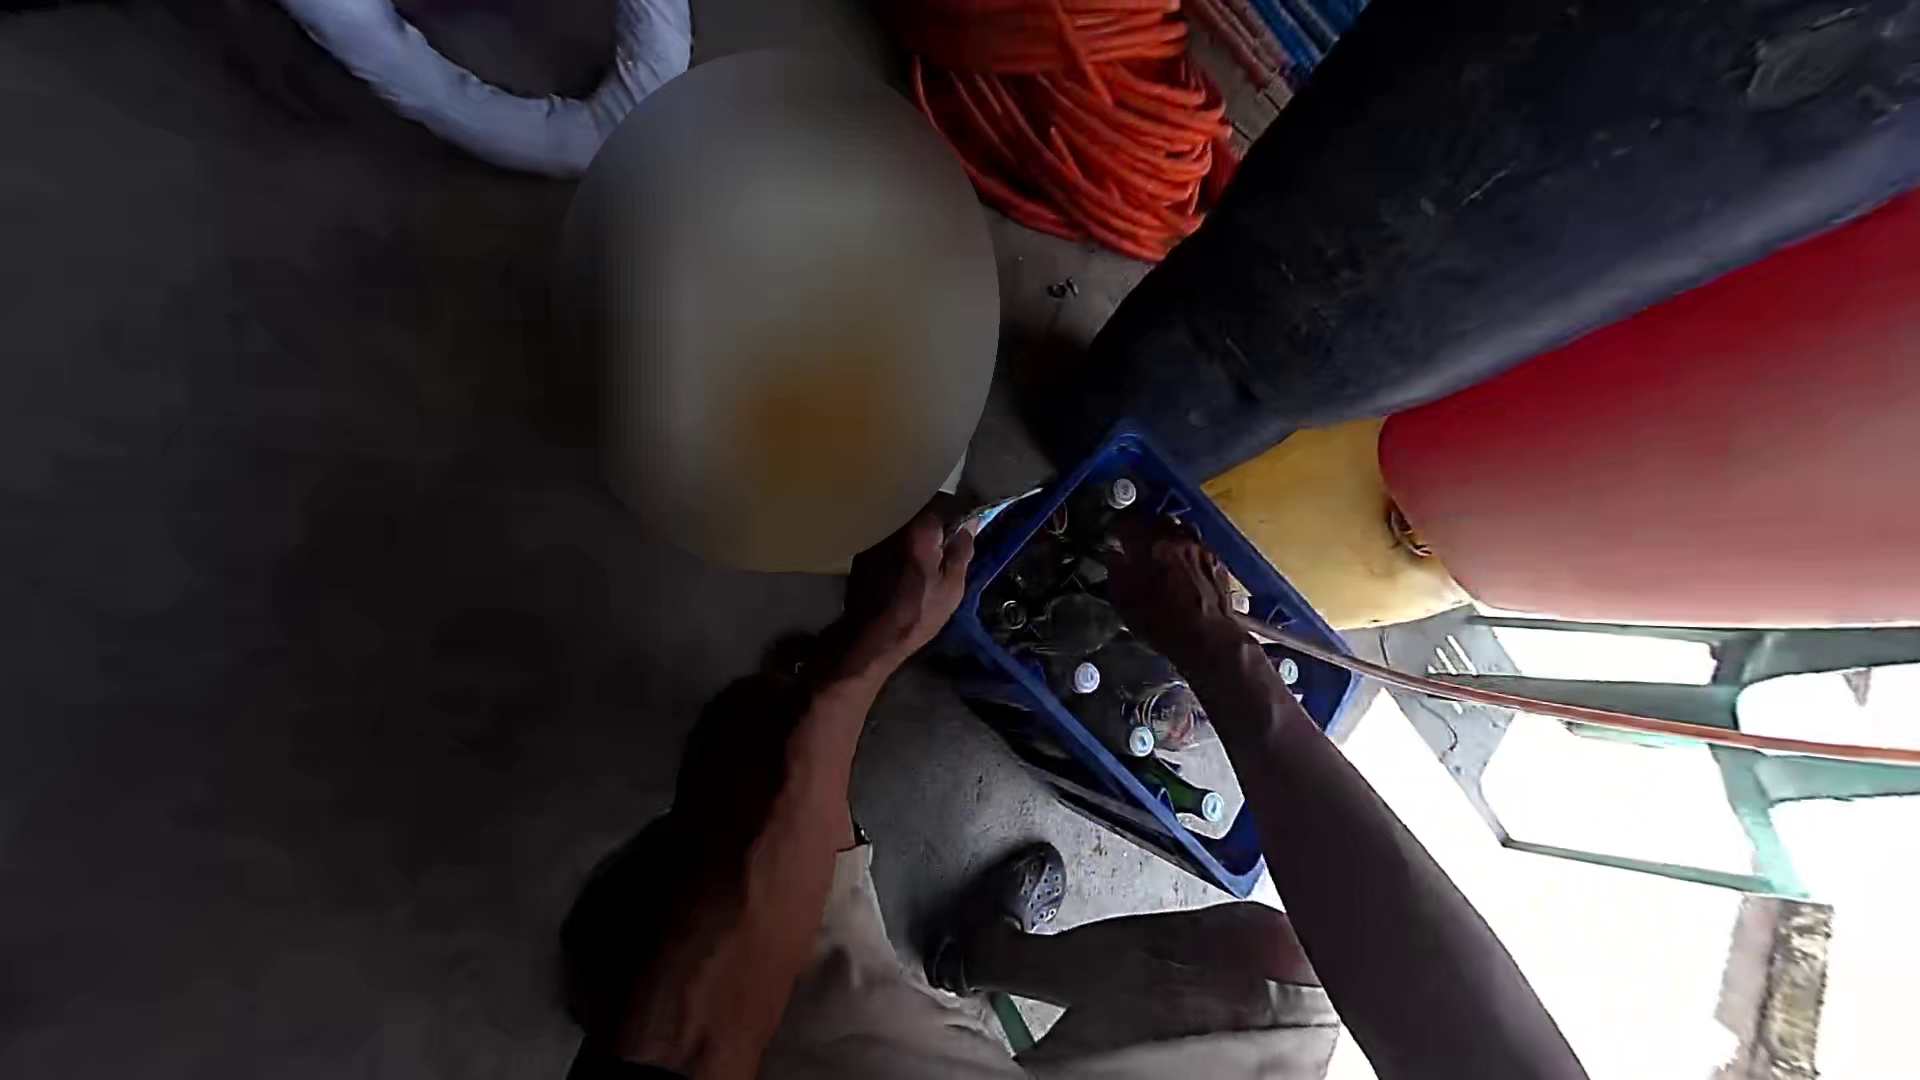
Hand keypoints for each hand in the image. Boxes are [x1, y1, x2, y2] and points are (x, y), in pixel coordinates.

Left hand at [834, 495, 974, 679]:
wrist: (872, 637)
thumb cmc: (918, 613)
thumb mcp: (952, 585)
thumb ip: (962, 549)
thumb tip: (970, 524)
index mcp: (920, 529)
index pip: (948, 501)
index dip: (963, 510)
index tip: (972, 522)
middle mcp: (895, 523)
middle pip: (924, 504)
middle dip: (941, 514)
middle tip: (954, 535)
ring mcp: (877, 535)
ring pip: (906, 517)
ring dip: (921, 525)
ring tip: (933, 547)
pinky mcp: (865, 548)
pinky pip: (892, 531)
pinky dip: (904, 537)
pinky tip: (909, 558)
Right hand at [1103, 511, 1245, 674]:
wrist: (1209, 639)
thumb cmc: (1163, 623)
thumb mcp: (1126, 602)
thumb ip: (1116, 573)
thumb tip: (1112, 557)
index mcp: (1150, 545)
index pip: (1126, 524)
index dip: (1115, 528)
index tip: (1111, 536)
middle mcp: (1176, 539)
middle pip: (1156, 520)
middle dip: (1142, 528)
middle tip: (1133, 542)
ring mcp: (1199, 548)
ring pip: (1180, 528)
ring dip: (1166, 534)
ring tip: (1158, 549)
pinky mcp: (1216, 561)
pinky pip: (1196, 544)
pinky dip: (1185, 548)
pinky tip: (1181, 564)